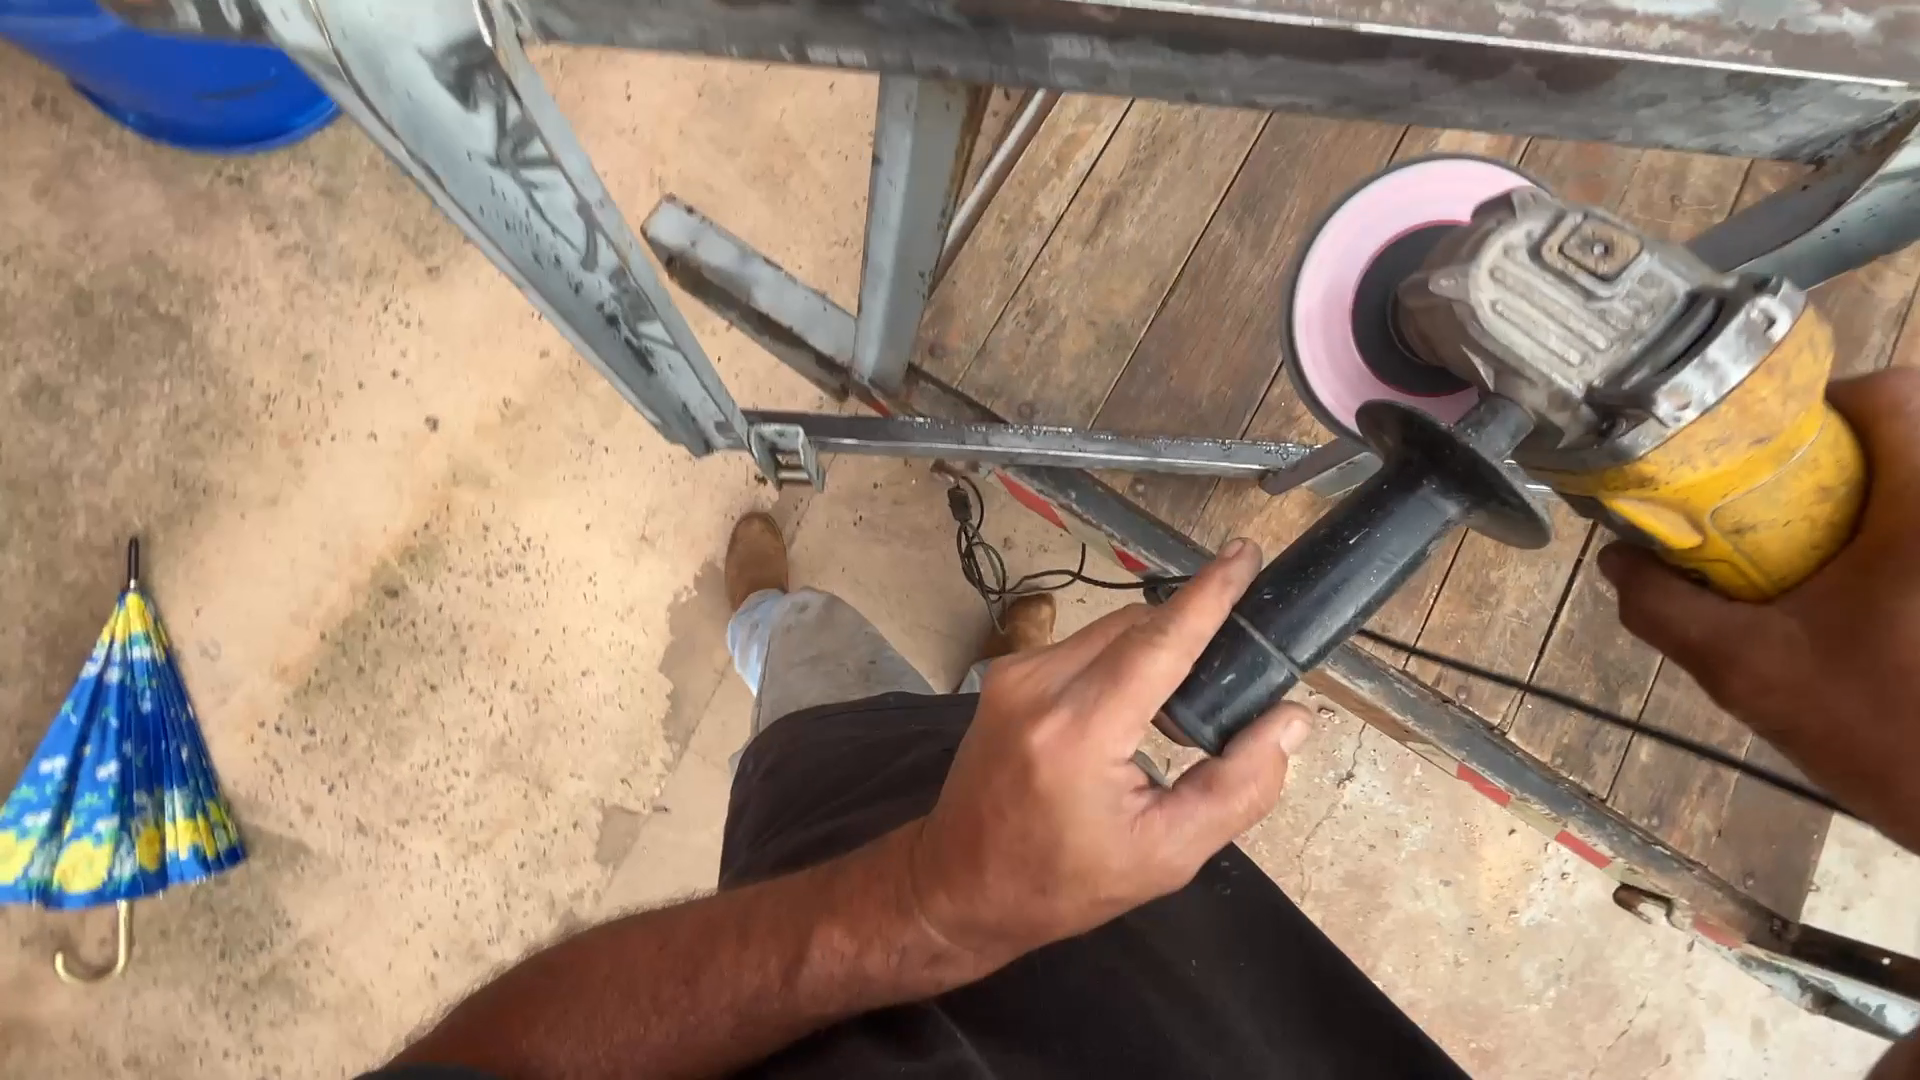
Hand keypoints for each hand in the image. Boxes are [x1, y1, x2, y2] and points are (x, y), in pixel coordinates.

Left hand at [902, 539, 1312, 970]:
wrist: (961, 881)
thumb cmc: (1063, 881)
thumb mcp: (1165, 854)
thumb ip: (1239, 786)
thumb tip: (1291, 719)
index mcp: (1078, 730)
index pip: (1158, 642)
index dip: (1208, 594)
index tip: (1244, 552)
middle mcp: (1038, 684)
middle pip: (1135, 627)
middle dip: (1188, 635)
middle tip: (1225, 679)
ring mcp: (1014, 673)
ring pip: (1107, 631)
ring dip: (1152, 652)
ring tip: (1175, 714)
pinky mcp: (1006, 674)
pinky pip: (1080, 647)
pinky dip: (1117, 662)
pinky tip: (1130, 708)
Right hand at [1600, 369, 1919, 851]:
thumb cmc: (1888, 731)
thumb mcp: (1745, 670)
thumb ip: (1664, 607)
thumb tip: (1617, 560)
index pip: (1893, 395)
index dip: (1819, 403)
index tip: (1762, 451)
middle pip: (1912, 434)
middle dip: (1836, 461)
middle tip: (1773, 510)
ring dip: (1867, 501)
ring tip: (1817, 555)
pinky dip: (1892, 540)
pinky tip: (1868, 597)